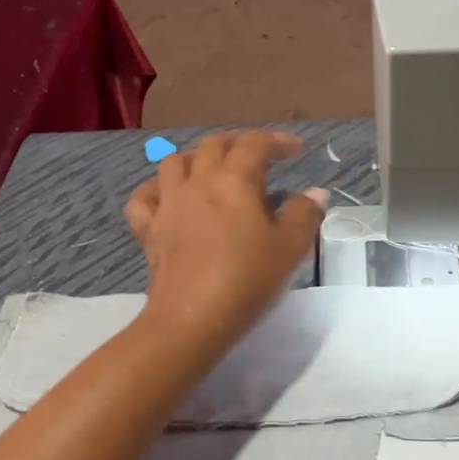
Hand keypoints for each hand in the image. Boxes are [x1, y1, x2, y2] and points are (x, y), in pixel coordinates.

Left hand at [124, 131, 325, 351]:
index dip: (277, 140)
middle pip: (214, 144)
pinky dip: (157, 189)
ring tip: (214, 172)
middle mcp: (197, 181)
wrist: (191, 318)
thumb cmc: (246, 279)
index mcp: (233, 180)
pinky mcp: (149, 230)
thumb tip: (314, 193)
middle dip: (239, 144)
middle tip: (260, 159)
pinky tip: (169, 198)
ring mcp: (167, 204)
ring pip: (175, 161)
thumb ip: (304, 214)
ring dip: (197, 158)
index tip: (296, 150)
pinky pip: (145, 197)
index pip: (255, 143)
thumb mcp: (289, 247)